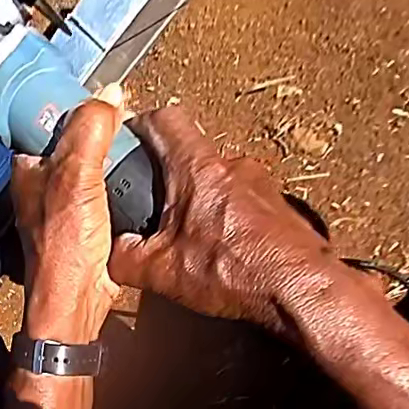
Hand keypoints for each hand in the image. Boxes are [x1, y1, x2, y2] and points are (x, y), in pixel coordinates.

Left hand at [11, 96, 125, 342]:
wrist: (78, 298)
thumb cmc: (63, 248)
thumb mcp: (77, 177)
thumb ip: (90, 131)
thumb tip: (110, 96)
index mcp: (28, 169)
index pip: (46, 120)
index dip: (72, 103)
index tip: (99, 93)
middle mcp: (44, 186)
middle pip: (74, 142)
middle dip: (100, 129)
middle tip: (125, 117)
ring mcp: (67, 205)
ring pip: (93, 166)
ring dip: (113, 156)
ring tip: (135, 143)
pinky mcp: (89, 224)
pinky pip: (107, 191)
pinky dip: (122, 182)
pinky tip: (137, 178)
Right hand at [110, 107, 342, 336]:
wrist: (300, 289)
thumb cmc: (239, 273)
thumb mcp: (162, 272)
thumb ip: (124, 257)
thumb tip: (108, 252)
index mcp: (198, 169)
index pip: (165, 119)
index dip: (142, 125)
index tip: (128, 141)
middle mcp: (232, 166)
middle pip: (191, 153)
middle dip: (169, 176)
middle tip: (154, 207)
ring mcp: (260, 184)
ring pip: (218, 180)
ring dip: (200, 201)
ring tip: (189, 238)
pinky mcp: (278, 206)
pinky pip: (242, 202)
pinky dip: (227, 219)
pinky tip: (222, 251)